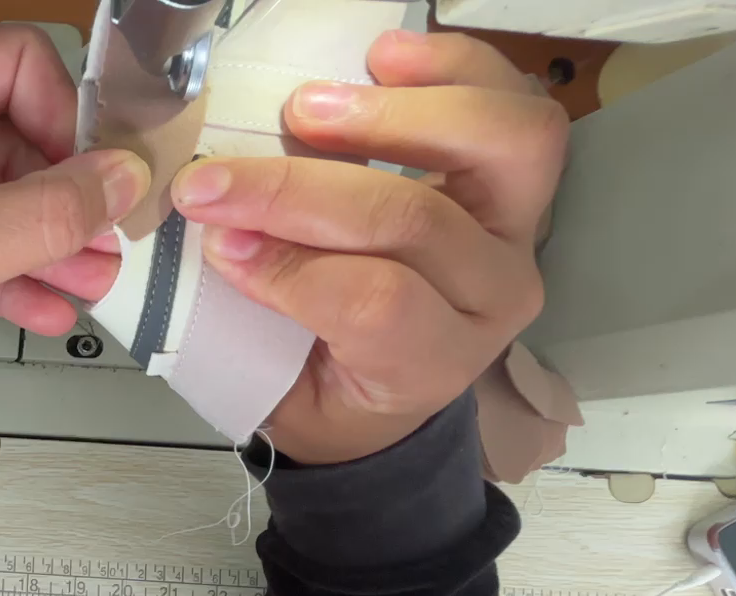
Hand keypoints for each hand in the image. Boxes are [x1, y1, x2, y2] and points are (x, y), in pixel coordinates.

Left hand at [0, 25, 151, 400]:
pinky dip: (16, 277)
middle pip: (23, 140)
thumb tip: (121, 180)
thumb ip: (35, 215)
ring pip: (9, 201)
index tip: (97, 178)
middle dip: (67, 197)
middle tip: (110, 242)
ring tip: (93, 283)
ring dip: (52, 243)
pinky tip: (49, 310)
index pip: (17, 66)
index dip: (65, 116)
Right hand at [170, 30, 567, 463]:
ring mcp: (517, 234)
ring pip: (499, 146)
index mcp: (424, 365)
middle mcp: (491, 298)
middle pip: (412, 220)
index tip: (214, 239)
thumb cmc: (315, 396)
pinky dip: (454, 70)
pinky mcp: (520, 187)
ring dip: (391, 115)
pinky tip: (383, 56)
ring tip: (303, 106)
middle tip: (216, 174)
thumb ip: (255, 324)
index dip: (286, 267)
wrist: (375, 399)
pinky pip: (514, 111)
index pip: (370, 302)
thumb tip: (218, 236)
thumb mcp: (276, 388)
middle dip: (299, 189)